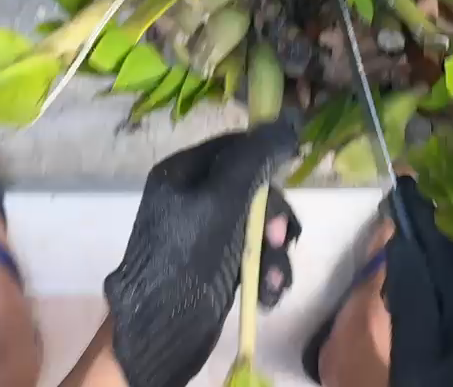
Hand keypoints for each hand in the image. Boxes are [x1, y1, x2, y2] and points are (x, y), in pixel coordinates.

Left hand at [102, 122, 301, 386]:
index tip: (292, 166)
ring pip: (259, 225)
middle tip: (280, 237)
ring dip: (275, 251)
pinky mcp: (220, 266)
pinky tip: (268, 293)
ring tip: (273, 277)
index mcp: (184, 171)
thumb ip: (253, 160)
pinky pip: (255, 256)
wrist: (160, 330)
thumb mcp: (221, 199)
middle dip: (273, 214)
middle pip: (252, 187)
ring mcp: (207, 233)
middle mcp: (195, 197)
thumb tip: (286, 122)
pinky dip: (268, 272)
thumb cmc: (186, 253)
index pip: (234, 146)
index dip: (265, 153)